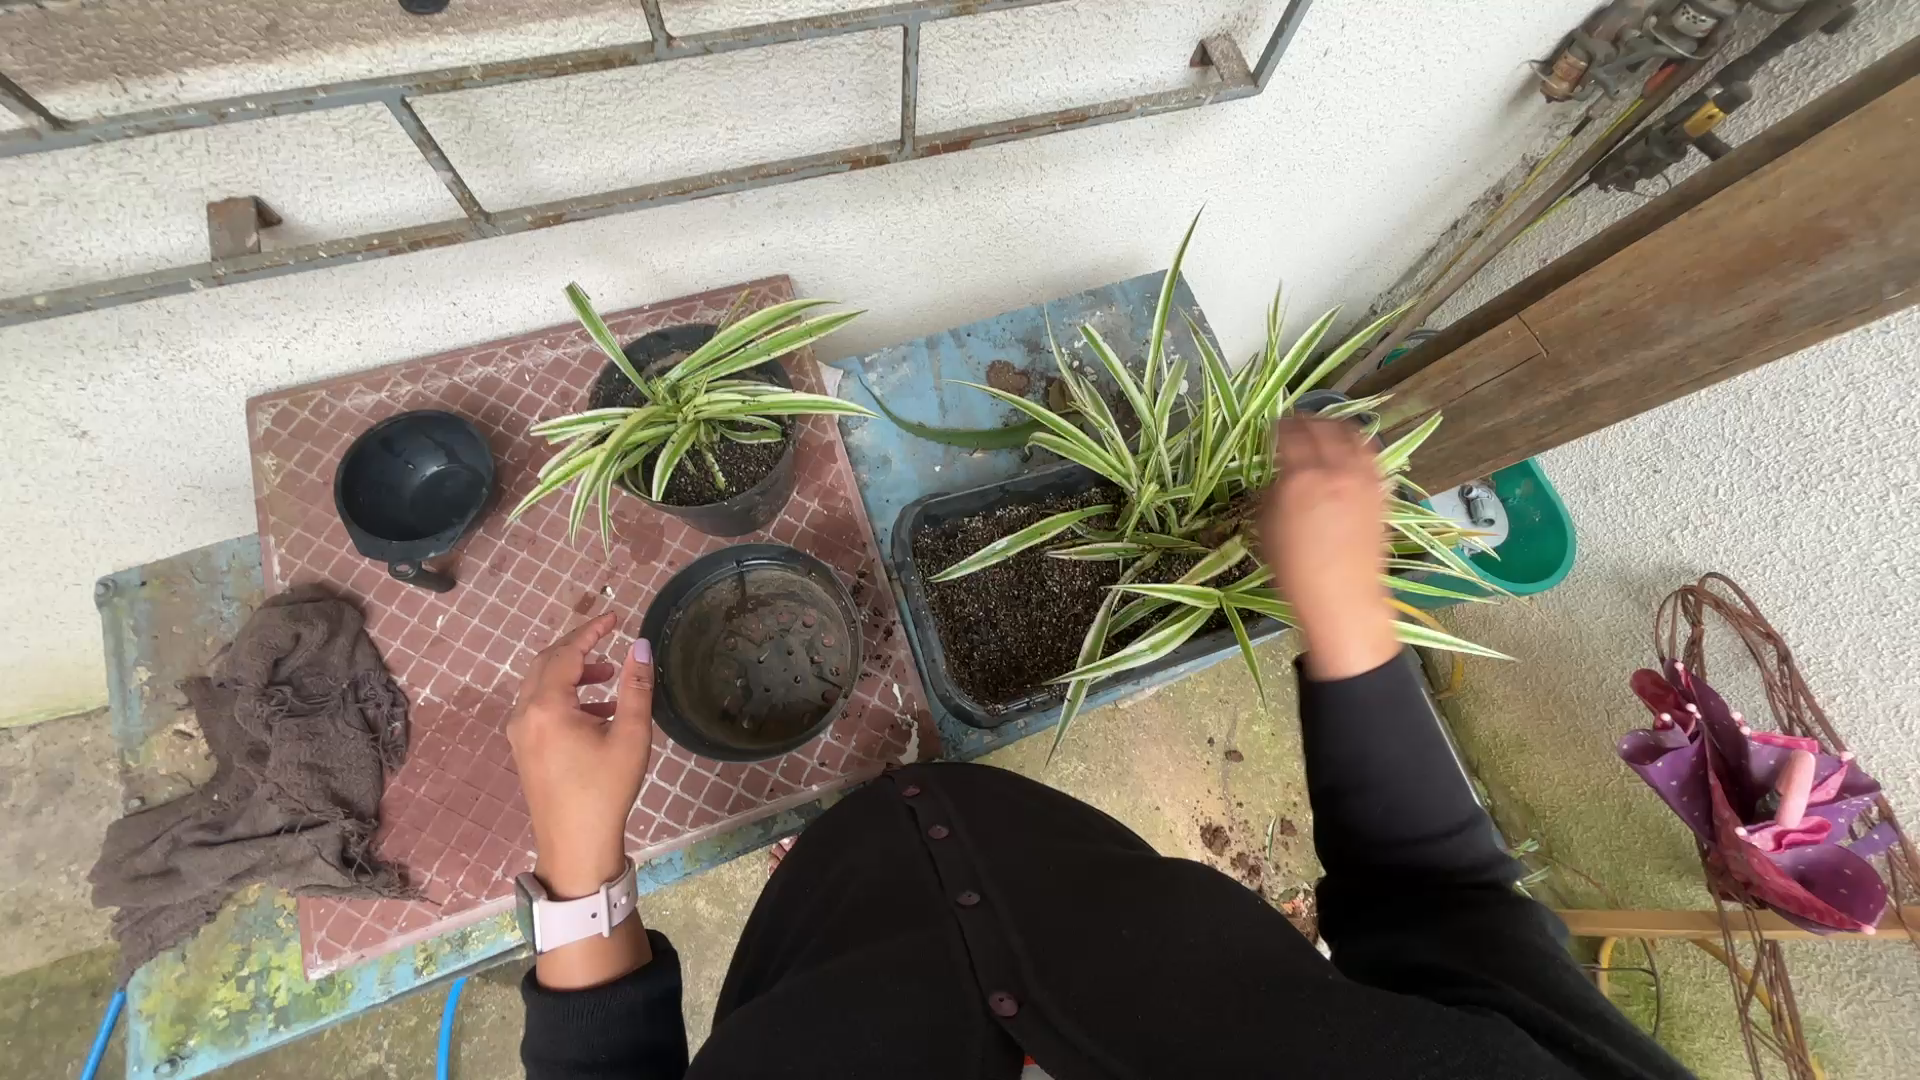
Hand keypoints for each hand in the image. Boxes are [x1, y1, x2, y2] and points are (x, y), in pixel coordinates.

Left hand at [507, 613, 654, 898]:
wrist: (576, 843)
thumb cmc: (606, 787)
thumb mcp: (631, 734)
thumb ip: (635, 685)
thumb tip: (640, 645)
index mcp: (547, 707)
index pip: (567, 653)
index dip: (591, 630)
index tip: (616, 616)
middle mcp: (524, 714)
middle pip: (546, 663)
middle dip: (579, 647)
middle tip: (610, 639)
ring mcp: (520, 733)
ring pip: (541, 684)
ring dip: (573, 671)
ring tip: (610, 675)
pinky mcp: (524, 748)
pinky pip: (540, 705)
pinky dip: (566, 694)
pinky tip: (598, 710)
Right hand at [1258, 417, 1399, 679]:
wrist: (1342, 598)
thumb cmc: (1294, 570)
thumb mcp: (1265, 527)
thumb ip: (1272, 493)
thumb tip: (1278, 479)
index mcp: (1300, 478)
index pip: (1289, 435)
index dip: (1279, 426)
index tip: (1272, 425)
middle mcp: (1335, 471)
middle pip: (1323, 429)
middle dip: (1306, 421)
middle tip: (1295, 422)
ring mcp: (1364, 479)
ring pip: (1352, 436)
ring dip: (1335, 427)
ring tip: (1324, 429)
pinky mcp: (1381, 492)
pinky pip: (1370, 456)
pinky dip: (1357, 446)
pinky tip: (1349, 451)